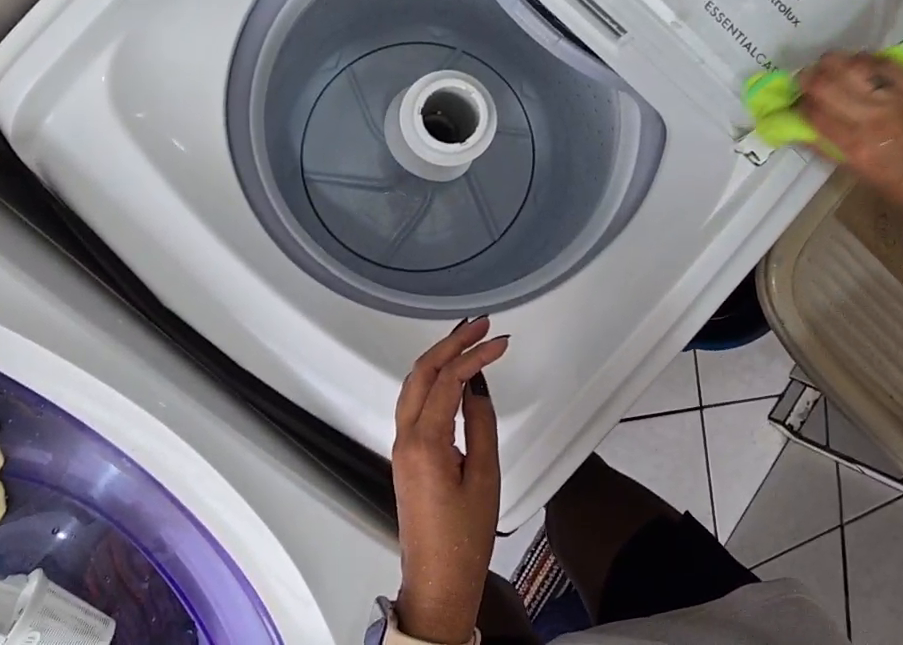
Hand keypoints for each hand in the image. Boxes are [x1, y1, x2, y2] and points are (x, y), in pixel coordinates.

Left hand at [392, 318, 510, 644]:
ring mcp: (402, 446)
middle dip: (451, 342)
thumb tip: (478, 385)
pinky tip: (453, 373)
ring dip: (440, 357)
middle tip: (481, 324)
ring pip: (414, 384)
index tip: (500, 340)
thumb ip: (481, 422)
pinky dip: (434, 378)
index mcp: (425, 443)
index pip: (448, 380)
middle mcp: (406, 438)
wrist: (439, 579)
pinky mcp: (407, 454)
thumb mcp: (485, 475)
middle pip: (423, 372)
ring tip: (468, 337)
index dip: (475, 354)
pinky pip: (415, 402)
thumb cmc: (463, 537)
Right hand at [797, 51, 902, 236]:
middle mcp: (873, 119)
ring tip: (829, 69)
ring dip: (832, 64)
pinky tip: (861, 67)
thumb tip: (810, 133)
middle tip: (806, 84)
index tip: (795, 106)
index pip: (812, 113)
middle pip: (823, 83)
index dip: (797, 106)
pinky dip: (865, 60)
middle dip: (807, 80)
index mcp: (858, 149)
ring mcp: (897, 99)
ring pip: (849, 64)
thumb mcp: (871, 181)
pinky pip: (883, 62)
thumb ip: (839, 153)